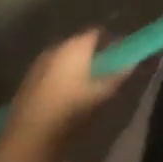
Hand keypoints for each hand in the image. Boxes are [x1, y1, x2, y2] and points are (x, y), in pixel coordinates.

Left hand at [8, 31, 131, 142]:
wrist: (33, 129)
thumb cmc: (73, 107)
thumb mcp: (102, 93)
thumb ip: (119, 75)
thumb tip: (132, 63)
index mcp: (76, 47)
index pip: (96, 32)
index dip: (109, 40)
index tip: (118, 52)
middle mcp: (57, 47)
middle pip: (79, 42)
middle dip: (93, 52)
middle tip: (105, 69)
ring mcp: (41, 60)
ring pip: (64, 55)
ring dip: (76, 63)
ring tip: (86, 82)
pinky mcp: (30, 75)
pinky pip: (52, 66)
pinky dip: (62, 72)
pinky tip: (67, 91)